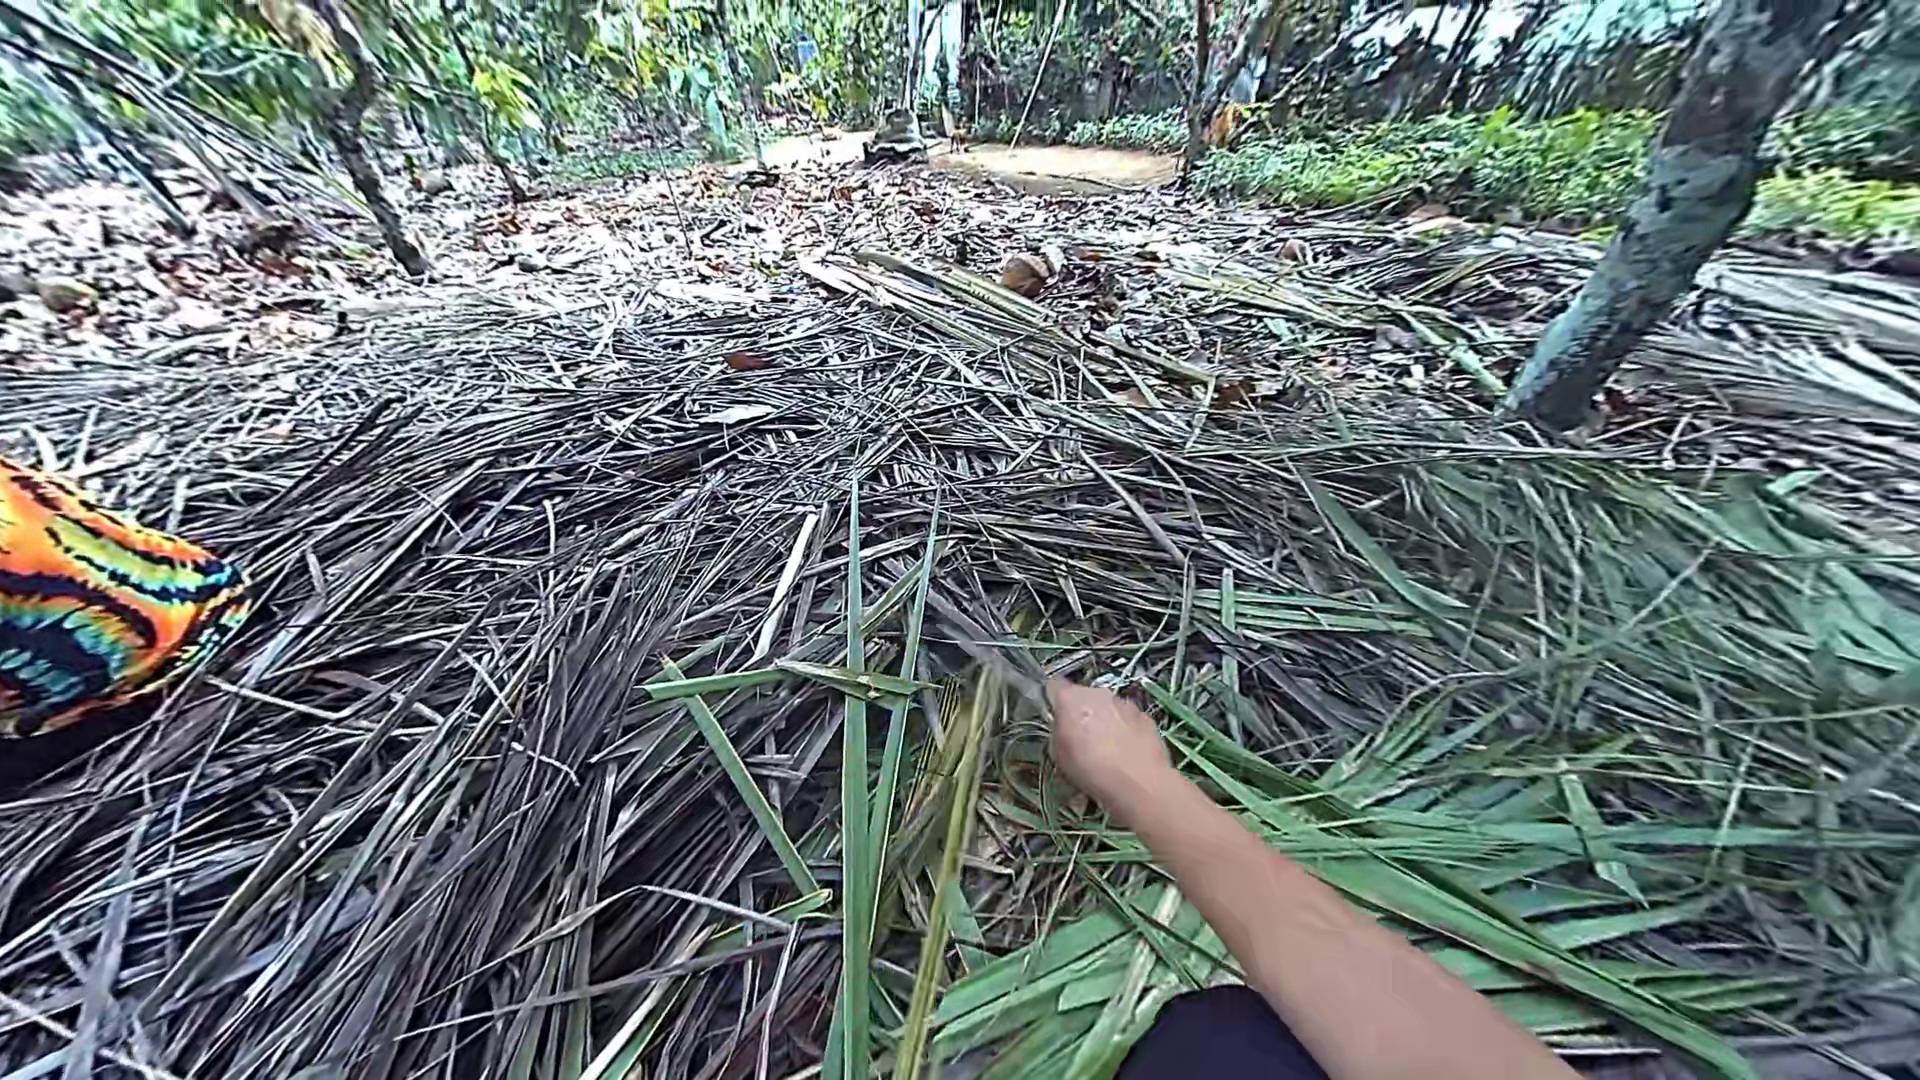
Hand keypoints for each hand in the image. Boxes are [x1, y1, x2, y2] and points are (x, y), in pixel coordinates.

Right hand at [1046, 679, 1172, 815]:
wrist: (1139, 784)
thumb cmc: (1090, 769)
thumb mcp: (1059, 756)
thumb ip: (1059, 733)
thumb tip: (1065, 729)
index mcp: (1070, 698)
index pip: (1054, 686)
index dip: (1054, 701)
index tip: (1056, 718)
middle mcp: (1097, 693)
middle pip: (1083, 696)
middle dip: (1081, 712)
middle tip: (1081, 738)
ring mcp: (1124, 702)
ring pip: (1108, 706)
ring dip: (1105, 720)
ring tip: (1108, 749)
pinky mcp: (1146, 716)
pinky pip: (1128, 719)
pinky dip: (1126, 730)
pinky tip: (1128, 753)